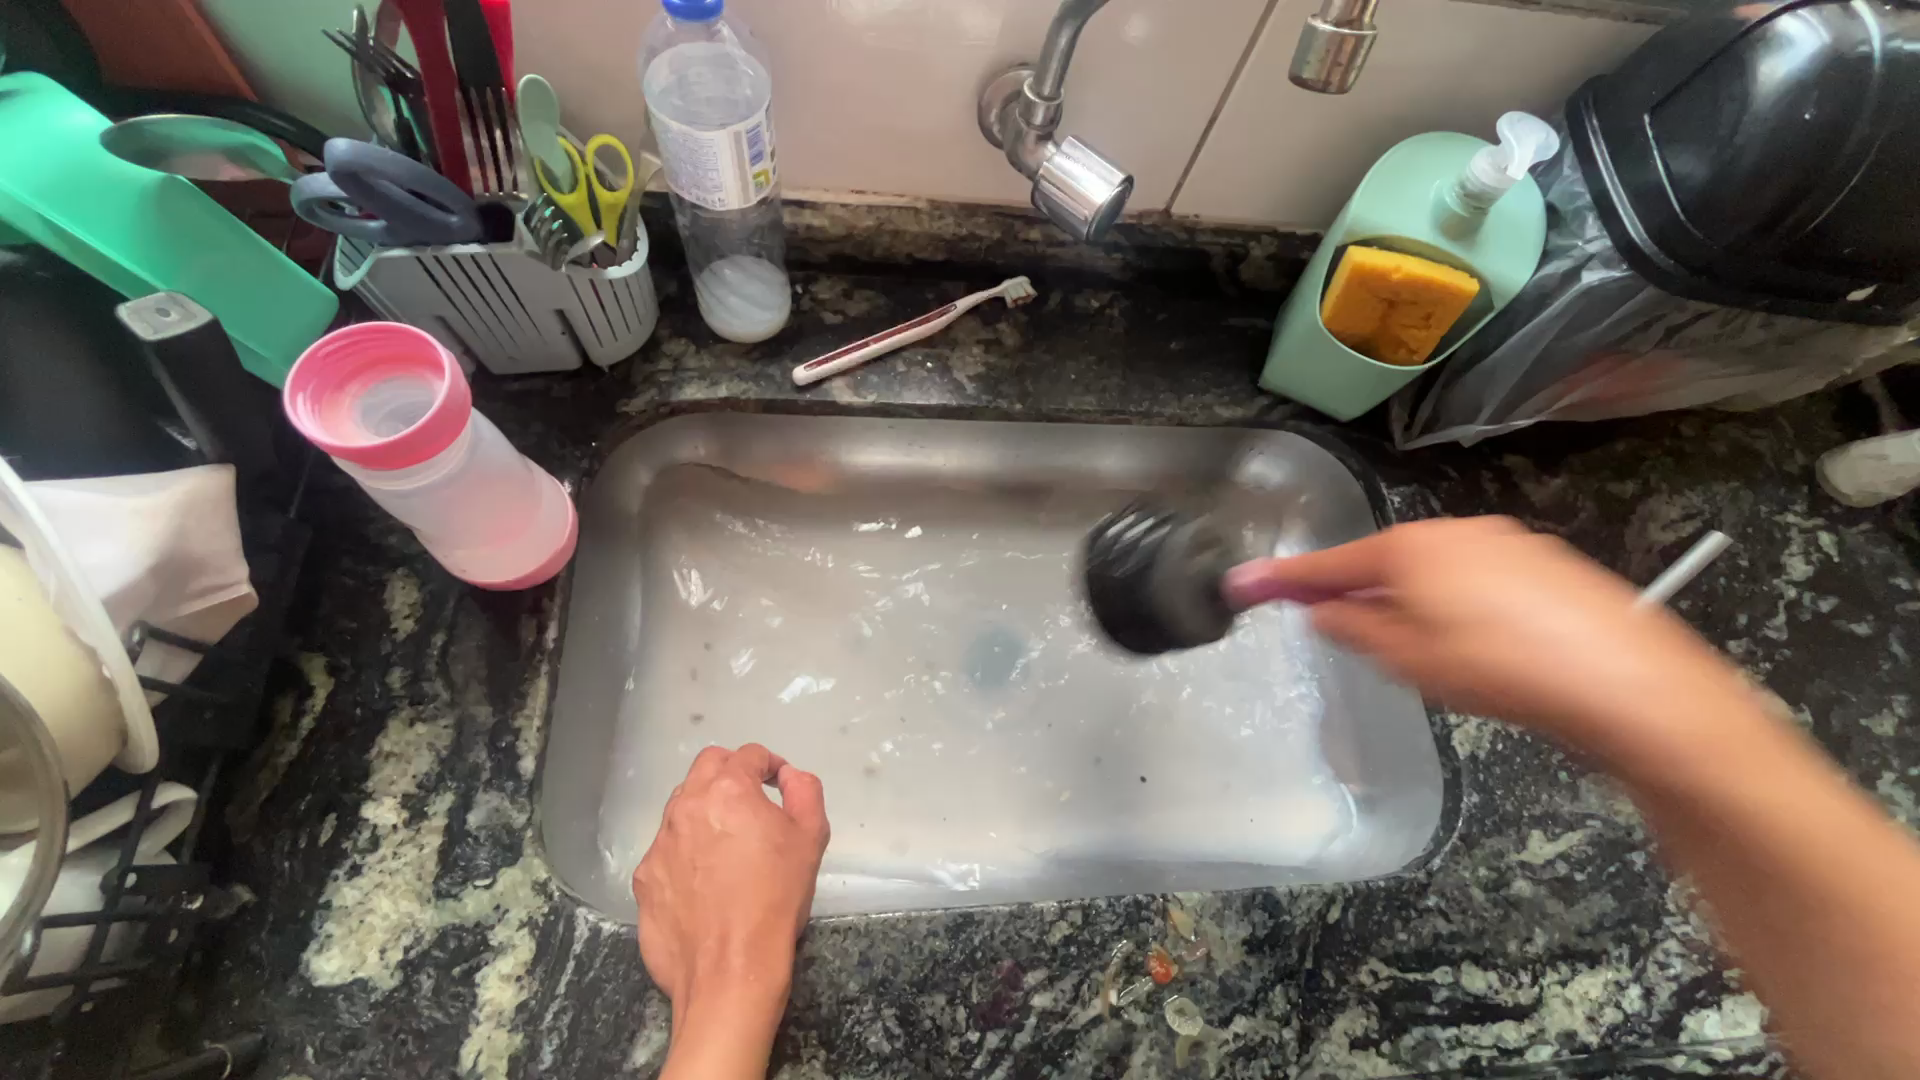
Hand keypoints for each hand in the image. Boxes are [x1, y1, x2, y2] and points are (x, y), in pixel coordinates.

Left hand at [633, 743, 827, 1073]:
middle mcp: (686, 807)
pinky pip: (667, 847)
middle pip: (707, 766)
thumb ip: (805, 791)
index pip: (749, 754)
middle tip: (754, 801)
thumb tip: (789, 776)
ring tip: (729, 843)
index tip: (781, 784)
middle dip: (733, 772)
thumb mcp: (812, 838)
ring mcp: (659, 843)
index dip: (771, 764)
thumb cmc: (776, 898)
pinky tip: (705, 880)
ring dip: (707, 809)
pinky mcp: (643, 879)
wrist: (730, 971)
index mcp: (728, 790)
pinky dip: (686, 849)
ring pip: (682, 805)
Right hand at [1222, 516, 1761, 775]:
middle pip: (1379, 562)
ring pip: (1428, 571)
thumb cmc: (1500, 671)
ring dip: (1406, 600)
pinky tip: (1475, 644)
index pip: (1326, 564)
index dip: (1281, 578)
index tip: (1243, 583)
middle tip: (1341, 631)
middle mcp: (1452, 533)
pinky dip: (1453, 602)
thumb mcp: (1404, 659)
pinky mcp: (1544, 564)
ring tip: (1423, 651)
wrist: (1632, 687)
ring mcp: (1503, 543)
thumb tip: (1324, 611)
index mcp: (1408, 549)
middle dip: (1355, 592)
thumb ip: (1350, 627)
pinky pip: (1473, 578)